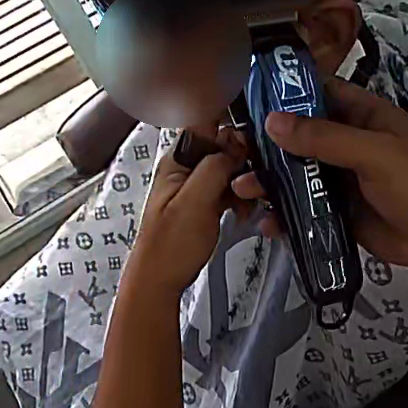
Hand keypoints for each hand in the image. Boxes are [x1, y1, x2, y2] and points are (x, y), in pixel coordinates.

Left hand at [121, 130, 241, 298]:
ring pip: (229, 169)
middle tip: (247, 183)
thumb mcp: (194, 202)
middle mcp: (185, 169)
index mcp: (176, 161)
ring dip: (243, 183)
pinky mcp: (205, 203)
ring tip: (245, 203)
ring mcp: (195, 187)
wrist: (160, 282)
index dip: (229, 131)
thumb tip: (235, 143)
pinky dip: (240, 198)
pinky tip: (243, 212)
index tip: (247, 147)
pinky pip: (229, 189)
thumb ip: (214, 167)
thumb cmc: (168, 247)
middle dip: (241, 161)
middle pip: (222, 147)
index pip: (205, 125)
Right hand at [233, 79, 407, 272]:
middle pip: (301, 136)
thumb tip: (273, 122)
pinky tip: (266, 222)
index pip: (322, 92)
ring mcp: (342, 179)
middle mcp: (350, 143)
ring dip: (270, 181)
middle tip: (235, 151)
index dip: (288, 92)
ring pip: (298, 173)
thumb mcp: (374, 153)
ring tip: (243, 190)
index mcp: (366, 117)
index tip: (250, 97)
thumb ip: (325, 137)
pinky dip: (284, 213)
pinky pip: (304, 206)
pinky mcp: (337, 210)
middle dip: (268, 144)